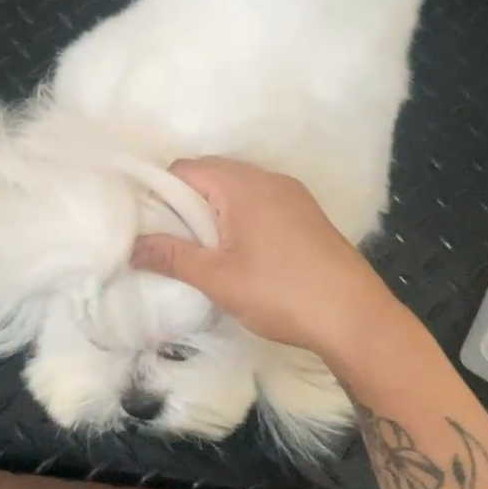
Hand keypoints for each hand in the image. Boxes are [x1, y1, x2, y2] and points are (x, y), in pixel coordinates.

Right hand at [130, 157, 419, 367]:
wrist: (356, 318)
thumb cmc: (281, 293)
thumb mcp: (217, 279)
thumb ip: (171, 257)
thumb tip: (131, 247)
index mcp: (241, 184)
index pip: (184, 170)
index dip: (159, 194)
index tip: (148, 227)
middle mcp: (266, 178)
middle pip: (209, 175)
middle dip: (184, 205)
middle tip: (171, 243)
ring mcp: (291, 195)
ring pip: (234, 190)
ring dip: (212, 214)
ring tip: (202, 253)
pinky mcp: (305, 214)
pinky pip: (258, 203)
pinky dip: (238, 219)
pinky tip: (237, 255)